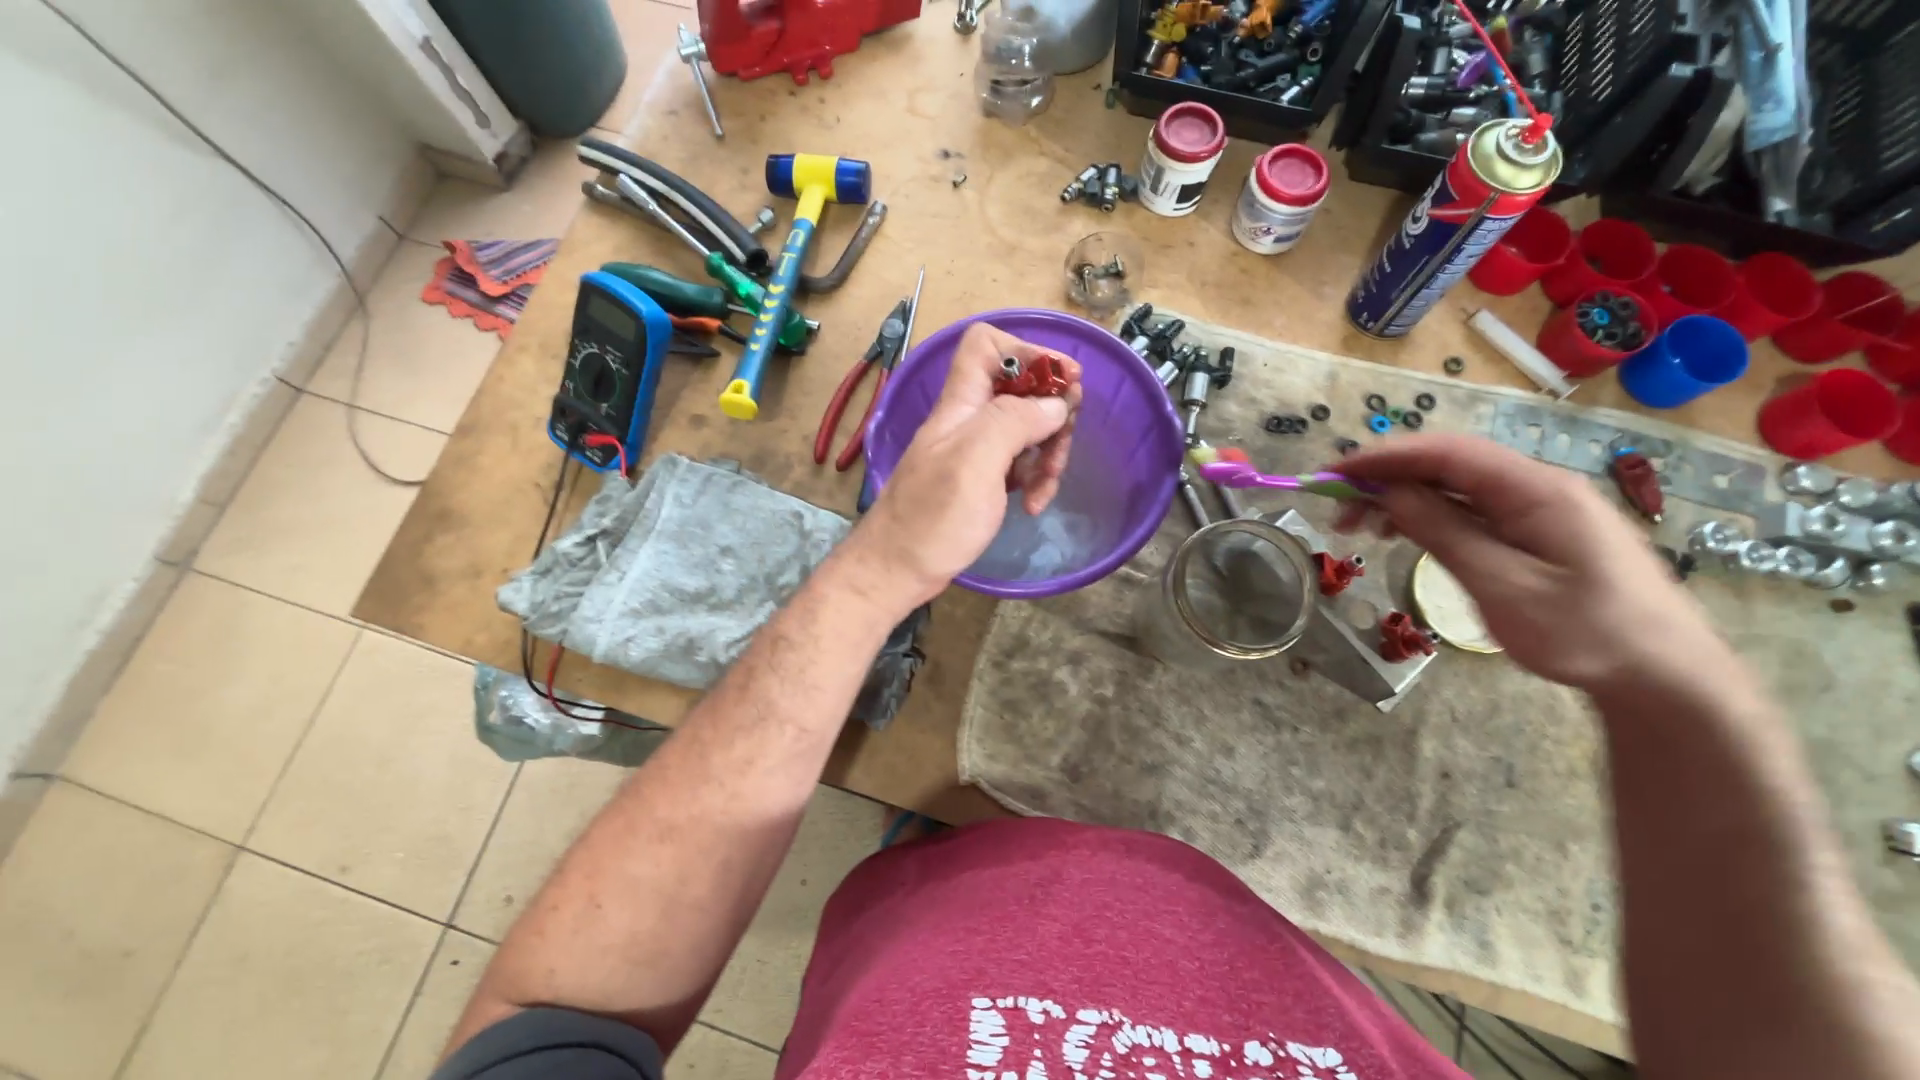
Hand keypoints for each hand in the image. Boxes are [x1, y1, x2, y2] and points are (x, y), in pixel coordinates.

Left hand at [845, 322, 1080, 606]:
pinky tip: (1032, 506)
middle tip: (1059, 448)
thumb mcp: (975, 463)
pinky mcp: (981, 482)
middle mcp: (968, 420)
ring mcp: (974, 452)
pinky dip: (1034, 480)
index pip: (987, 344)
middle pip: (1022, 390)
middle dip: (1051, 416)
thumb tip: (1055, 403)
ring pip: (1026, 430)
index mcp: (960, 404)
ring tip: (1044, 490)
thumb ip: (1014, 421)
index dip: (1029, 352)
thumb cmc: (932, 518)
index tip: (1065, 382)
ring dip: (1047, 455)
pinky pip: (1018, 465)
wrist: (896, 572)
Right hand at [1336, 434, 1729, 694]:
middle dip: (1386, 478)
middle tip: (1337, 509)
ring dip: (1404, 497)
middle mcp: (1537, 487)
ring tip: (1360, 526)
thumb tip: (1390, 494)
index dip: (1383, 457)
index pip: (1445, 453)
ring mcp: (1541, 509)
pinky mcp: (1540, 532)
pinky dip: (1431, 514)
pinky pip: (1474, 508)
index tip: (1333, 473)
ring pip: (1458, 486)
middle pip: (1449, 464)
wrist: (1666, 674)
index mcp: (1535, 490)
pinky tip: (1405, 533)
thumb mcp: (1504, 588)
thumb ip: (1445, 533)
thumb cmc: (1585, 634)